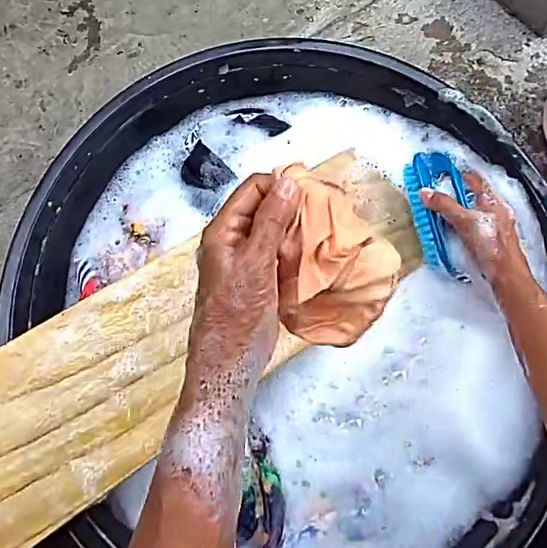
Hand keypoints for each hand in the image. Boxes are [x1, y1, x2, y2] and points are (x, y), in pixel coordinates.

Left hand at [187, 172, 302, 392]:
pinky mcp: (257, 277)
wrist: (229, 366)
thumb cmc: (236, 316)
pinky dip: (294, 248)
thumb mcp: (257, 262)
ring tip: (322, 229)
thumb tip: (287, 182)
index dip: (281, 184)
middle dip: (292, 205)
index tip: (312, 189)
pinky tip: (311, 253)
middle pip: (264, 207)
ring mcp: (244, 260)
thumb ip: (271, 220)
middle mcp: (231, 240)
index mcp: (223, 231)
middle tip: (323, 209)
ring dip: (295, 228)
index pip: (253, 188)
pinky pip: (277, 252)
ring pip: (272, 230)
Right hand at [419, 170, 533, 289]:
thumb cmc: (493, 247)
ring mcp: (495, 229)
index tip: (443, 174)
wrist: (506, 277)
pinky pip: (473, 231)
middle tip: (438, 195)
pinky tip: (453, 235)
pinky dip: (461, 229)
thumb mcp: (464, 221)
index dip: (459, 175)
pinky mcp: (490, 244)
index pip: (476, 180)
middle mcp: (497, 213)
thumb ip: (445, 205)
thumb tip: (427, 193)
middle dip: (456, 196)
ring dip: (458, 214)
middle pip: (474, 197)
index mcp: (494, 202)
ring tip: (441, 215)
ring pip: (474, 215)